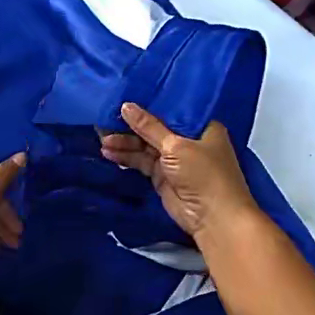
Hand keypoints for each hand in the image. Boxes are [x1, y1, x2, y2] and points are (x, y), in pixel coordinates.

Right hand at [100, 102, 257, 238]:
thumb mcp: (176, 146)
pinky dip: (126, 157)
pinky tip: (108, 152)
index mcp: (200, 126)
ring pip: (144, 145)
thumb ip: (149, 127)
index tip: (123, 96)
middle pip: (154, 128)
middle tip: (104, 119)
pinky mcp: (162, 176)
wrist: (214, 218)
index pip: (170, 110)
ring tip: (101, 138)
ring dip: (124, 142)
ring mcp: (174, 159)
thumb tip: (126, 106)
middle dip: (130, 125)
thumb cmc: (204, 175)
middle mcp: (187, 140)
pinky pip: (141, 161)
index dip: (147, 104)